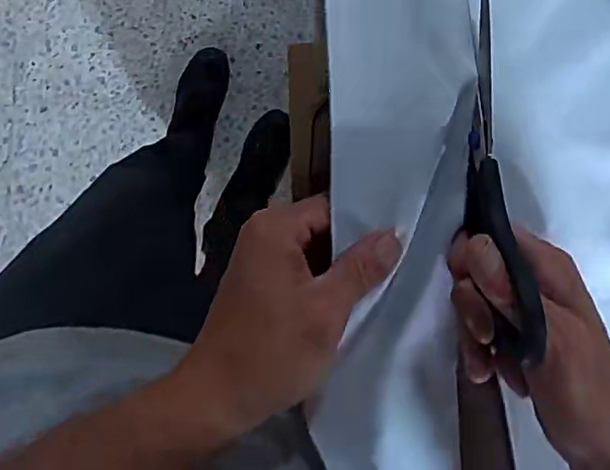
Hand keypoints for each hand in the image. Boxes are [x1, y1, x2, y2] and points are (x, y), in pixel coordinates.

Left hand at [170, 195, 401, 440]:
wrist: (214, 401)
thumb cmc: (271, 352)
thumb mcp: (325, 312)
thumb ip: (360, 269)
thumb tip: (392, 237)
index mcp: (274, 226)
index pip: (330, 208)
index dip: (363, 226)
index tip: (395, 245)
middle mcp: (262, 231)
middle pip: (321, 227)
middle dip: (351, 250)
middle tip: (389, 268)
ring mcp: (257, 256)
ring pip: (311, 251)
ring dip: (336, 271)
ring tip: (371, 287)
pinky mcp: (257, 281)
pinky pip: (298, 268)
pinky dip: (318, 283)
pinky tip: (341, 303)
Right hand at [449, 229, 609, 469]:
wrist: (606, 452)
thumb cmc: (589, 394)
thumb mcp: (551, 338)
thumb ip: (511, 291)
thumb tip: (477, 245)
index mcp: (549, 267)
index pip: (494, 234)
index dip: (471, 257)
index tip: (469, 291)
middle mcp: (537, 280)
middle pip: (479, 268)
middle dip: (472, 304)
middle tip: (484, 334)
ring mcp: (527, 308)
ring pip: (477, 299)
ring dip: (473, 333)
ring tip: (488, 362)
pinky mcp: (519, 335)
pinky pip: (483, 327)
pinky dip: (479, 349)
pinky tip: (491, 370)